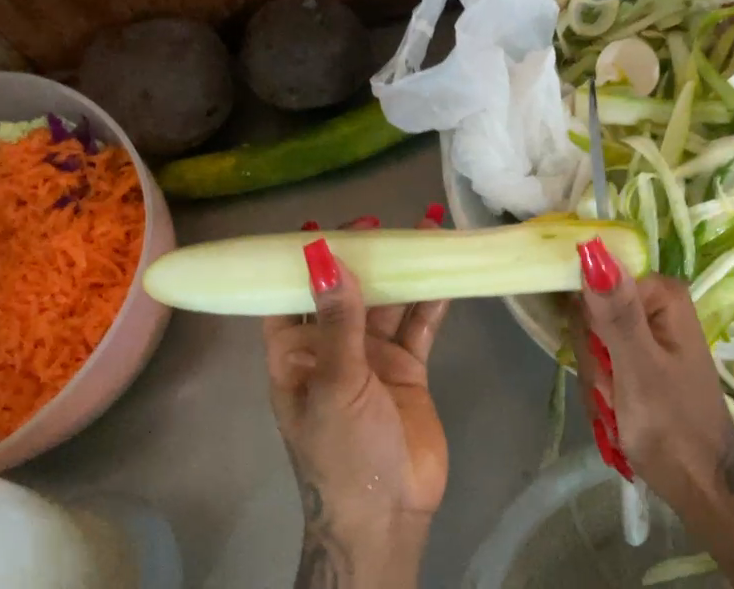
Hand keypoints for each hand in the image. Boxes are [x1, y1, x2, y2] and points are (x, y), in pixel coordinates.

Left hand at [262, 209, 448, 588]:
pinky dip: (431, 298)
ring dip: (401, 269)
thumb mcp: (334, 384)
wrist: (388, 512)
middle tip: (380, 222)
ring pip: (385, 301)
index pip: (287, 298)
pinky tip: (445, 269)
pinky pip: (418, 324)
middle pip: (343, 291)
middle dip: (360, 256)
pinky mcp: (407, 368)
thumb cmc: (342, 451)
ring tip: (424, 228)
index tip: (316, 226)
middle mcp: (331, 349)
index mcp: (295, 355)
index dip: (297, 262)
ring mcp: (371, 357)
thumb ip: (337, 320)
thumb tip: (325, 256)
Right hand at [572, 239, 733, 588]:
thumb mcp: (639, 371)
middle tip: (614, 392)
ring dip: (595, 381)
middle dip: (592, 360)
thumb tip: (592, 250)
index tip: (603, 365)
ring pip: (591, 342)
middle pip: (591, 314)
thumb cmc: (673, 428)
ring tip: (617, 408)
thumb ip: (615, 313)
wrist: (701, 486)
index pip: (595, 283)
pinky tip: (616, 413)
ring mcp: (649, 332)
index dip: (589, 327)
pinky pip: (601, 362)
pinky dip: (601, 391)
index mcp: (662, 295)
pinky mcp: (641, 357)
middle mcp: (656, 304)